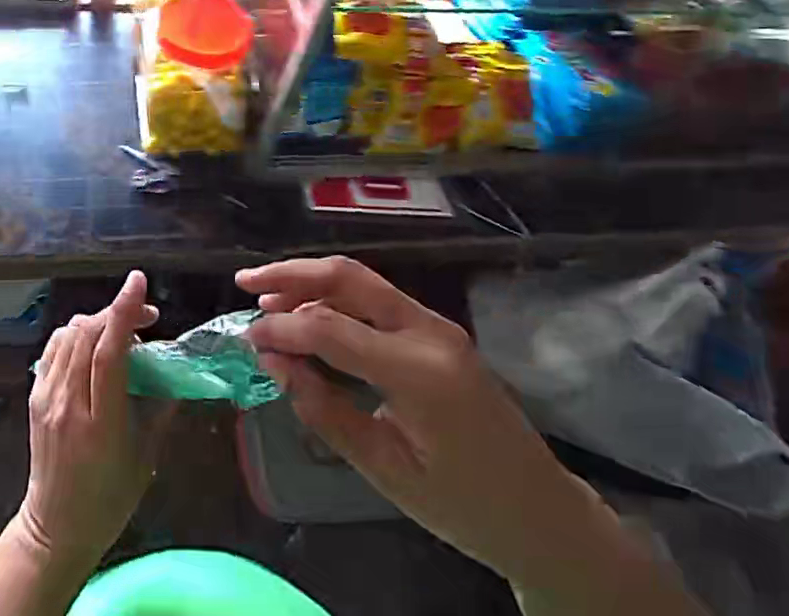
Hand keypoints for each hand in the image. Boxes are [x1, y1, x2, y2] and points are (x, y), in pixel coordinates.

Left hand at [16, 270, 169, 567]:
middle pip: (87, 335)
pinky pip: (54, 348)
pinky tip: (92, 343)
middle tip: (147, 316)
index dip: (124, 312)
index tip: (138, 282)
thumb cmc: (110, 497)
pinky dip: (75, 334)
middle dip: (117, 313)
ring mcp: (46, 397)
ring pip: (68, 335)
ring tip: (122, 330)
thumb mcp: (146, 456)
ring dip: (97, 321)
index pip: (108, 352)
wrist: (56, 525)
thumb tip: (175, 369)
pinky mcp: (35, 395)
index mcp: (100, 422)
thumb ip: (160, 407)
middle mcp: (67, 403)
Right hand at [238, 257, 615, 588]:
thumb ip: (322, 409)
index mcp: (419, 371)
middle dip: (290, 273)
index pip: (330, 328)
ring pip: (360, 281)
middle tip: (245, 282)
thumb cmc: (463, 504)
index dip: (281, 328)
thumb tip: (273, 363)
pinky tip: (307, 314)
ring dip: (309, 282)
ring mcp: (436, 327)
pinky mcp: (435, 332)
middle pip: (348, 277)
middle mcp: (428, 332)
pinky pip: (374, 300)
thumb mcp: (383, 468)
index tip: (246, 338)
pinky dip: (333, 299)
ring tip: (266, 298)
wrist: (543, 515)